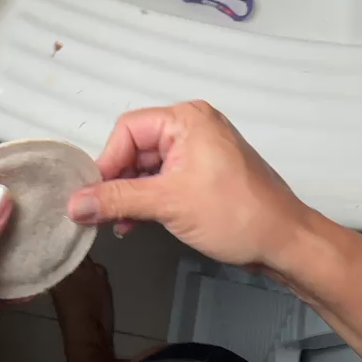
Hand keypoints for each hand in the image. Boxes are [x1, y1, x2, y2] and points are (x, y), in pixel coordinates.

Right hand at [65, 101, 314, 270]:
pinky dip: (148, 198)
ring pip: (149, 166)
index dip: (107, 162)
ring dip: (131, 194)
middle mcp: (192, 126)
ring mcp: (200, 149)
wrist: (286, 242)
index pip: (128, 130)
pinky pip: (165, 178)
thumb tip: (75, 203)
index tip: (92, 196)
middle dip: (117, 180)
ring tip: (116, 223)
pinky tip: (134, 223)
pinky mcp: (204, 172)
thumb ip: (118, 200)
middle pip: (136, 146)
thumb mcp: (168, 204)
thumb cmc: (236, 214)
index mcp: (186, 119)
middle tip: (99, 212)